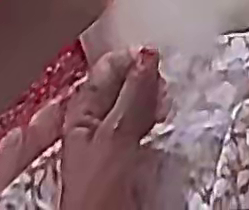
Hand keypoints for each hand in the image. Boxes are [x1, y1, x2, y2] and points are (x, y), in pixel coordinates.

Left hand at [57, 49, 162, 209]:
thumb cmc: (98, 194)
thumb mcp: (114, 138)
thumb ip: (131, 96)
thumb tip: (147, 53)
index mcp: (80, 115)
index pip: (105, 70)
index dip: (129, 59)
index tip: (154, 56)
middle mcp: (97, 125)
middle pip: (125, 86)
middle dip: (147, 79)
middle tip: (163, 84)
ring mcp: (115, 143)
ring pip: (140, 105)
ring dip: (156, 99)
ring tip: (167, 105)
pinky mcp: (133, 159)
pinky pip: (149, 127)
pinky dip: (161, 120)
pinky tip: (167, 122)